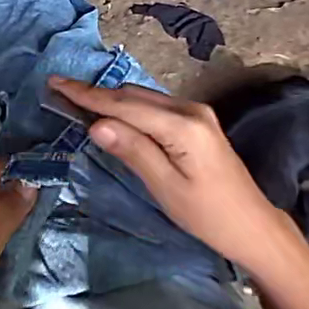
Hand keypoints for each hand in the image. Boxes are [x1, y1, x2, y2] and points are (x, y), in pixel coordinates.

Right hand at [48, 77, 291, 269]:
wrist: (253, 225)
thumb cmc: (209, 216)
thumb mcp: (166, 188)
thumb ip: (133, 151)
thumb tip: (96, 124)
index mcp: (183, 126)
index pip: (125, 105)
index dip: (87, 95)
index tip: (56, 83)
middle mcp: (190, 109)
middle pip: (133, 95)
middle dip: (95, 93)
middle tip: (58, 91)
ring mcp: (195, 113)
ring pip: (143, 98)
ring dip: (110, 99)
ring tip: (76, 100)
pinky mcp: (196, 122)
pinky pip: (154, 107)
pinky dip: (128, 108)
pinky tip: (111, 114)